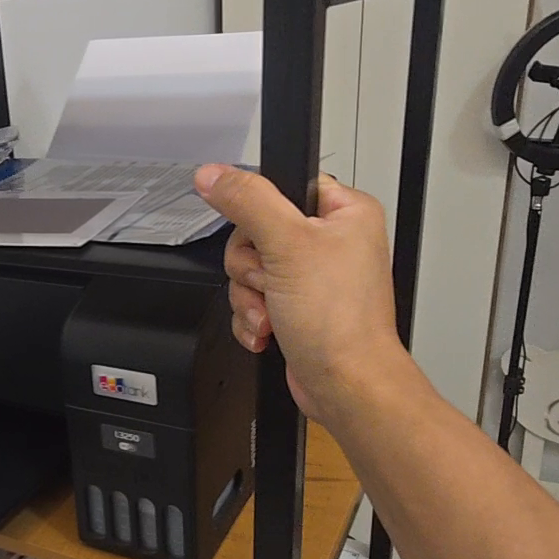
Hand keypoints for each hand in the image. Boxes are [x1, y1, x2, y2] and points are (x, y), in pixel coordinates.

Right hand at [194, 164, 411, 422]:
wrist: (344, 384)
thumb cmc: (340, 322)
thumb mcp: (287, 245)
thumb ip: (248, 202)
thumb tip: (214, 174)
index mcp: (344, 213)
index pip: (280, 188)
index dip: (259, 215)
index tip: (261, 236)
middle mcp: (330, 242)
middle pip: (255, 232)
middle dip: (251, 267)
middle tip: (271, 280)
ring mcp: (312, 277)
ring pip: (249, 269)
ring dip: (250, 296)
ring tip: (273, 312)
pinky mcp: (296, 307)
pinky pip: (253, 298)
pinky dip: (253, 317)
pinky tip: (269, 329)